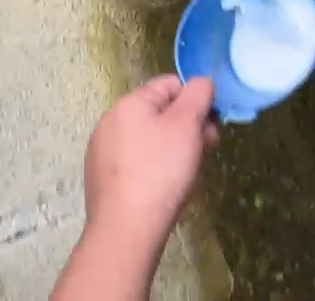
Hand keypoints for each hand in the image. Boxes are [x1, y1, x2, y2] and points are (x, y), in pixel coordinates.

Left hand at [81, 75, 219, 249]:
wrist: (127, 230)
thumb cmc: (161, 169)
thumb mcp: (189, 121)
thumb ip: (200, 91)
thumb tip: (200, 84)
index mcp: (129, 104)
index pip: (172, 84)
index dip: (196, 99)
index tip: (209, 123)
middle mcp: (111, 123)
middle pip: (163, 111)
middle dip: (190, 124)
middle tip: (205, 146)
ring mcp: (104, 153)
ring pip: (154, 136)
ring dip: (178, 145)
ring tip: (190, 167)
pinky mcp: (105, 178)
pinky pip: (140, 158)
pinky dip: (158, 164)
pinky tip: (168, 182)